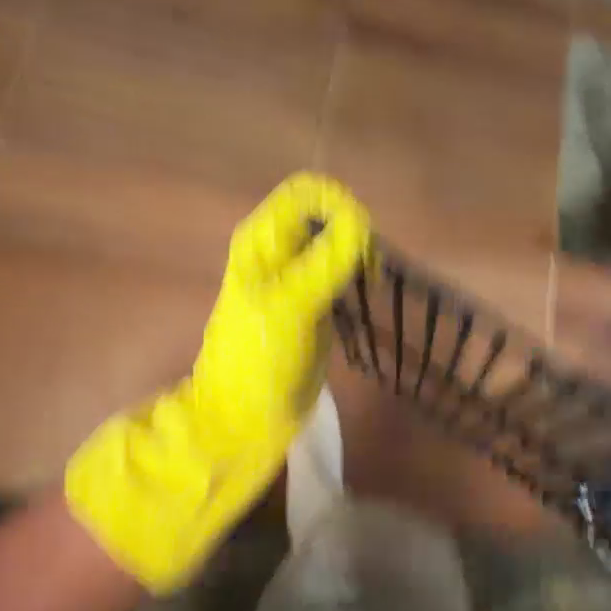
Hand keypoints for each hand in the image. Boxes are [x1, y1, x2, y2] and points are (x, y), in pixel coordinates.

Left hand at [65, 173, 371, 591]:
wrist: (243, 419)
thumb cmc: (256, 359)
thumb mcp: (291, 306)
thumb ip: (325, 261)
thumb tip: (361, 219)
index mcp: (263, 240)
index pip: (306, 191)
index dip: (338, 203)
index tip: (361, 237)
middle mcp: (280, 248)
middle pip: (326, 212)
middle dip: (353, 229)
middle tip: (367, 268)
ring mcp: (297, 274)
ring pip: (338, 239)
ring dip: (358, 251)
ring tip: (367, 282)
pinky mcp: (315, 299)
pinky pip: (342, 267)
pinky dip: (357, 271)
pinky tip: (363, 292)